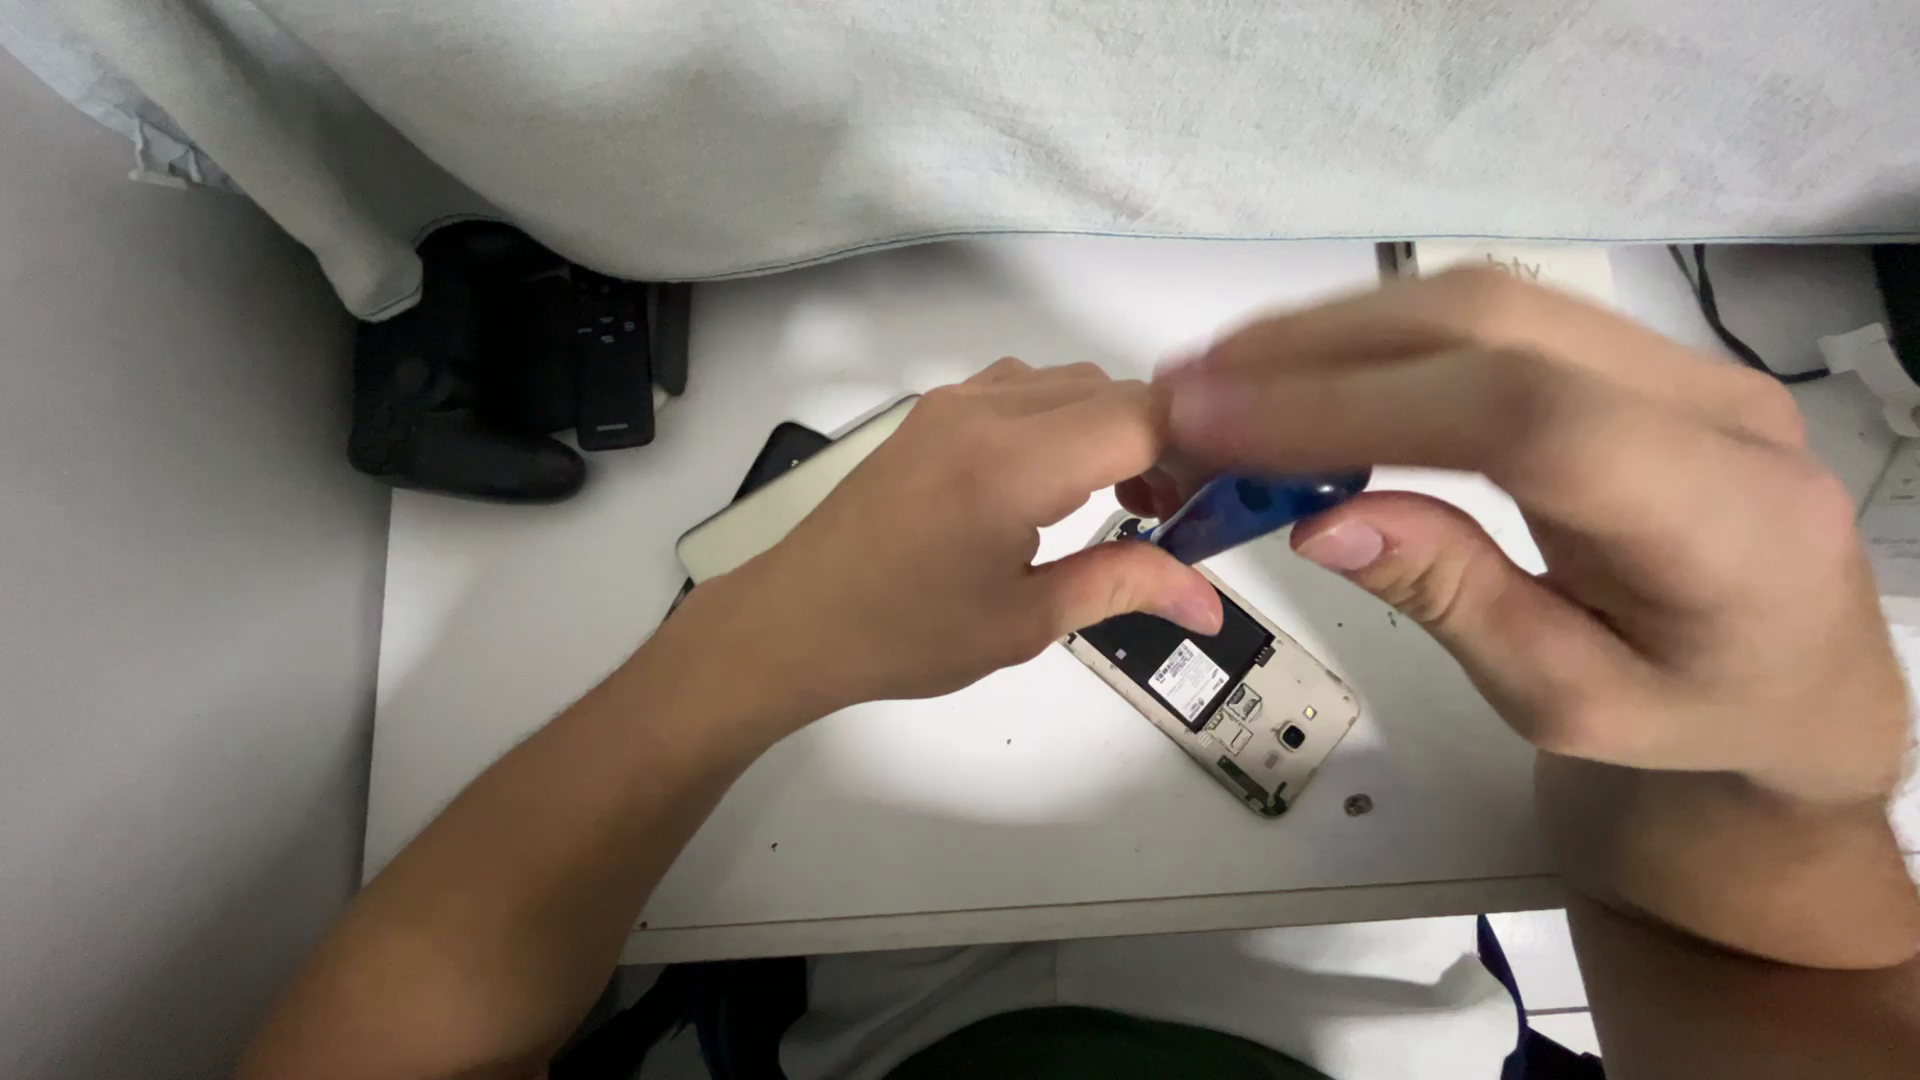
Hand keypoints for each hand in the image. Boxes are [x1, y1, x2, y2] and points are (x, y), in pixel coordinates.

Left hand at [714, 358, 1221, 718]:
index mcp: (1010, 465)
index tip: (1216, 500)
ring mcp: (951, 403)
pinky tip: (1054, 480)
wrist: (795, 620)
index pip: (1144, 416)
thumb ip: (1123, 586)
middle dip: (1162, 443)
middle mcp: (982, 410)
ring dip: (1112, 428)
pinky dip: (1063, 420)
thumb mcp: (1023, 621)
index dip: (1200, 449)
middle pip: (1114, 391)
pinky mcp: (931, 412)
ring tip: (1116, 501)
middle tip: (1167, 517)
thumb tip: (1209, 599)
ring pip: (1071, 383)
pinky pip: (1023, 389)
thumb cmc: (903, 635)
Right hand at [1134, 270, 1916, 964]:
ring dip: (1325, 333)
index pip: (1524, 421)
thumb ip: (1450, 597)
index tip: (1216, 430)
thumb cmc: (1681, 719)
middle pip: (1487, 324)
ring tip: (1218, 380)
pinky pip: (1473, 318)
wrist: (1785, 682)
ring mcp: (1667, 363)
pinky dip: (1361, 337)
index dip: (1353, 411)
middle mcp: (1710, 405)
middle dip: (1313, 352)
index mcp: (1724, 520)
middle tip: (1188, 394)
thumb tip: (1320, 524)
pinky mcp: (1614, 356)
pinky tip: (1292, 371)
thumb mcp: (1560, 699)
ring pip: (1471, 300)